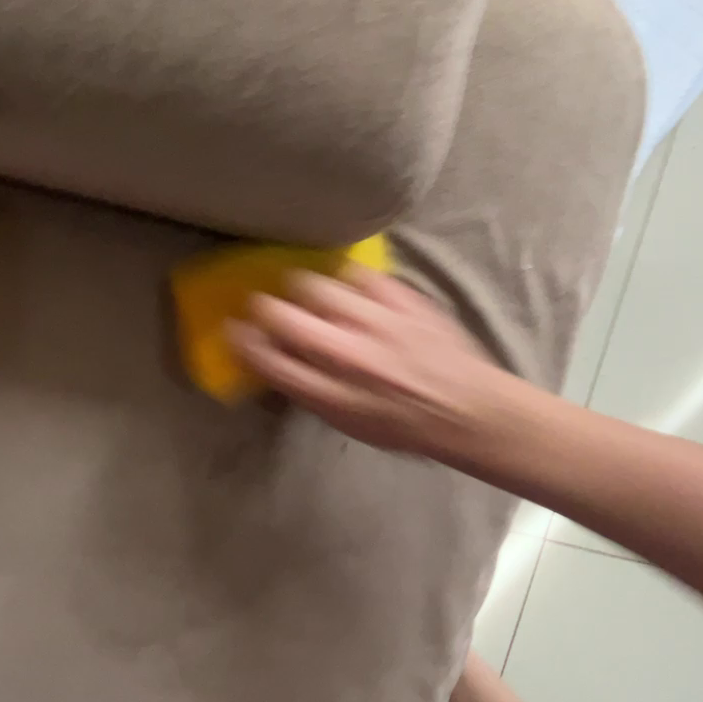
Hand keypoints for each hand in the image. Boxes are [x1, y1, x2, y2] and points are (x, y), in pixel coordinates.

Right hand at [227, 267, 524, 458]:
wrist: (468, 410)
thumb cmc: (401, 426)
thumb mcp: (346, 422)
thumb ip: (307, 390)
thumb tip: (275, 361)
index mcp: (329, 394)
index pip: (267, 358)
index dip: (242, 341)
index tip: (235, 331)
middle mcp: (348, 355)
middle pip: (282, 316)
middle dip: (262, 309)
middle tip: (264, 308)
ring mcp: (377, 322)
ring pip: (317, 287)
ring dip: (301, 290)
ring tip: (305, 296)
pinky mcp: (403, 300)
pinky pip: (360, 276)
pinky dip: (346, 281)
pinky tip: (349, 292)